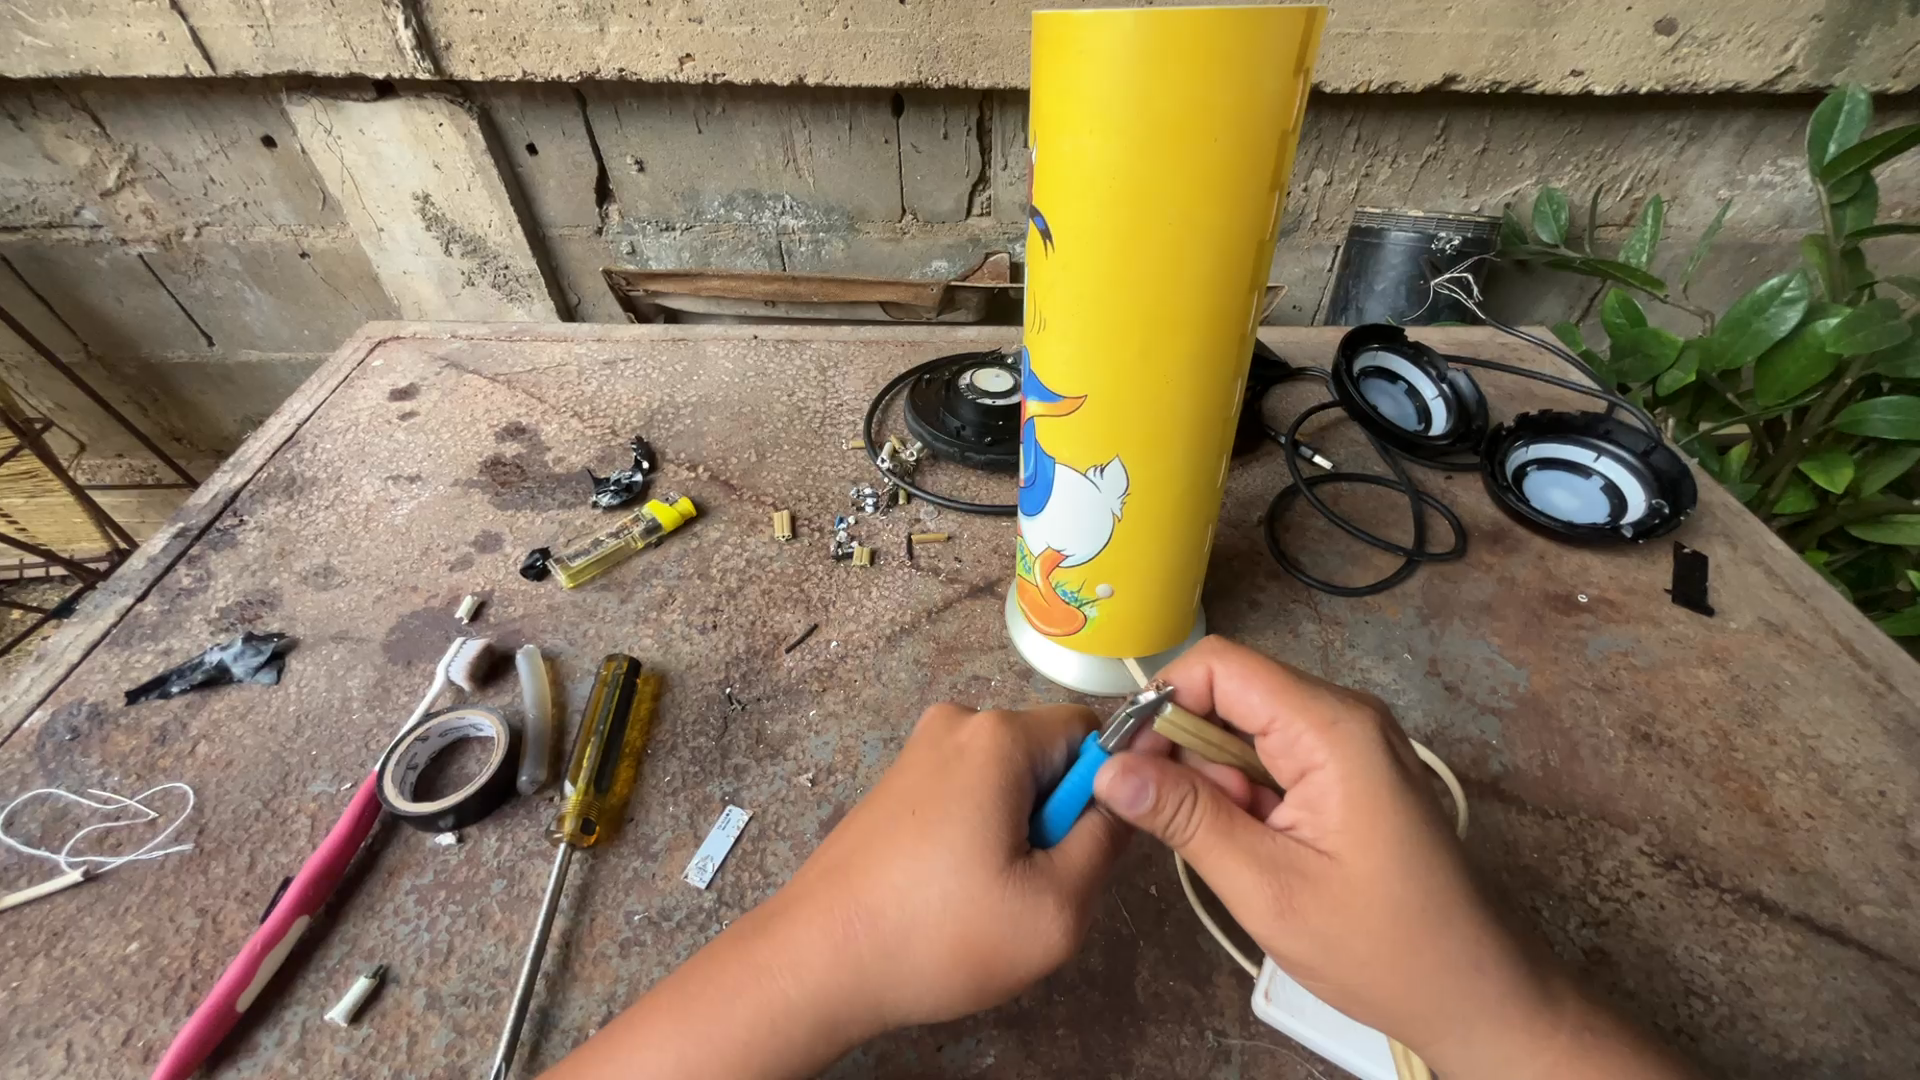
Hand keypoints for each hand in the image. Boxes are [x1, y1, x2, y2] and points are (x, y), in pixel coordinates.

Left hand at [547, 703, 1127, 1079]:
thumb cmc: (941, 933)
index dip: (1105, 787)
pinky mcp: (898, 776)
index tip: (1083, 846)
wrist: (817, 958)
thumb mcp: (1056, 907)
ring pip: (1008, 774)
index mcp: (997, 734)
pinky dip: (979, 824)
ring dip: (1017, 822)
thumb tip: (1127, 793)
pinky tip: (951, 882)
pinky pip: (968, 785)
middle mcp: (957, 720)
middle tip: (1033, 881)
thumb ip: (1107, 841)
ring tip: (987, 888)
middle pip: (1045, 752)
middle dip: (1055, 811)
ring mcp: (919, 745)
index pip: (1089, 730)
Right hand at [1093, 636, 1696, 1079]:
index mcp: (1329, 727)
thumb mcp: (1268, 887)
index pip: (1218, 665)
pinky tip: (1253, 840)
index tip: (1132, 764)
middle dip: (1184, 747)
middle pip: (1226, 692)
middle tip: (1174, 817)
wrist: (1484, 1000)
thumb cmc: (1383, 950)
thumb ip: (1184, 817)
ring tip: (1232, 844)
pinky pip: (1264, 751)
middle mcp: (1339, 713)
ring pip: (1239, 724)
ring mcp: (1345, 738)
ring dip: (1212, 776)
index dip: (1162, 701)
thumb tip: (1109, 770)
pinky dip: (1238, 790)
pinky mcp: (1342, 765)